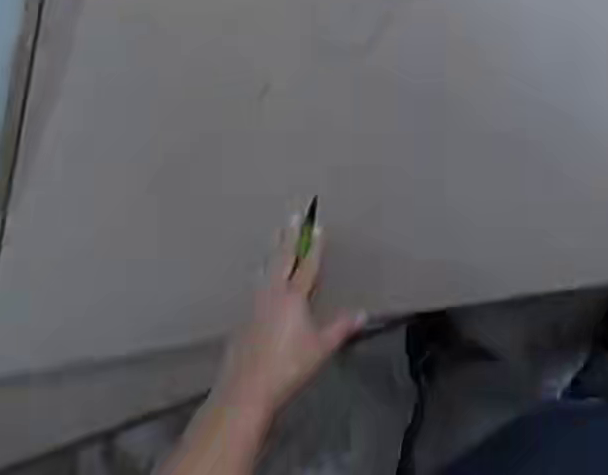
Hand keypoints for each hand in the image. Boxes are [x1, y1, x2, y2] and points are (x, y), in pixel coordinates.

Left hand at [212, 216, 365, 419]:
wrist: (244, 391)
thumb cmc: (288, 367)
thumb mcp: (321, 348)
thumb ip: (341, 328)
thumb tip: (363, 313)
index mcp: (294, 296)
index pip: (307, 264)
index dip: (314, 245)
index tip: (317, 225)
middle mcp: (273, 293)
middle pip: (282, 258)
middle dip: (289, 236)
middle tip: (292, 215)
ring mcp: (255, 304)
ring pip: (266, 269)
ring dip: (273, 250)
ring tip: (274, 235)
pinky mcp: (243, 318)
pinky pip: (257, 285)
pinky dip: (263, 272)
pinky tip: (260, 276)